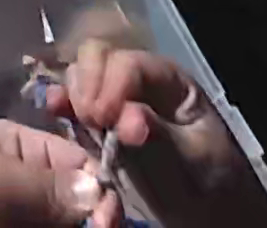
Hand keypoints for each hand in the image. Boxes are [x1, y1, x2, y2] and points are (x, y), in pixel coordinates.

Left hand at [0, 121, 118, 227]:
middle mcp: (24, 176)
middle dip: (92, 217)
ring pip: (61, 222)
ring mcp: (16, 210)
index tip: (112, 219)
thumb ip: (48, 185)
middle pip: (75, 198)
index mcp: (20, 144)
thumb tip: (101, 186)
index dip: (99, 185)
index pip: (75, 159)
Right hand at [46, 42, 266, 227]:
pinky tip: (54, 107)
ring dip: (74, 92)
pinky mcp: (98, 117)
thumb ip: (161, 140)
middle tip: (89, 121)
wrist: (209, 223)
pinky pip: (74, 97)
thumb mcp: (196, 168)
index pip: (131, 65)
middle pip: (100, 56)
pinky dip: (62, 100)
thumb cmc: (213, 192)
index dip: (112, 85)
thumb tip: (126, 119)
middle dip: (88, 83)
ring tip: (78, 122)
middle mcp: (138, 78)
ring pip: (82, 72)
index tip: (102, 120)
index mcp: (169, 81)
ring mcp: (114, 95)